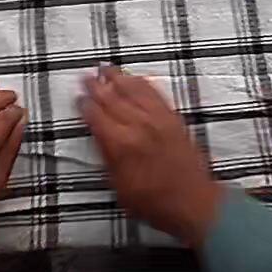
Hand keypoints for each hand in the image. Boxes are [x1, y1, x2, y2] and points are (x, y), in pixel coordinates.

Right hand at [79, 65, 225, 246]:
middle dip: (96, 85)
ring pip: (132, 90)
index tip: (78, 97)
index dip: (85, 105)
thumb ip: (107, 158)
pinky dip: (141, 83)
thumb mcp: (119, 187)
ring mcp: (156, 118)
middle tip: (86, 75)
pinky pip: (154, 92)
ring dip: (117, 77)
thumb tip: (99, 136)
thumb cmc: (153, 202)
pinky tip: (134, 78)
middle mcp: (137, 125)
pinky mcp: (172, 117)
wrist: (193, 202)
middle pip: (111, 98)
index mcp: (120, 144)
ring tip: (105, 68)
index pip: (96, 117)